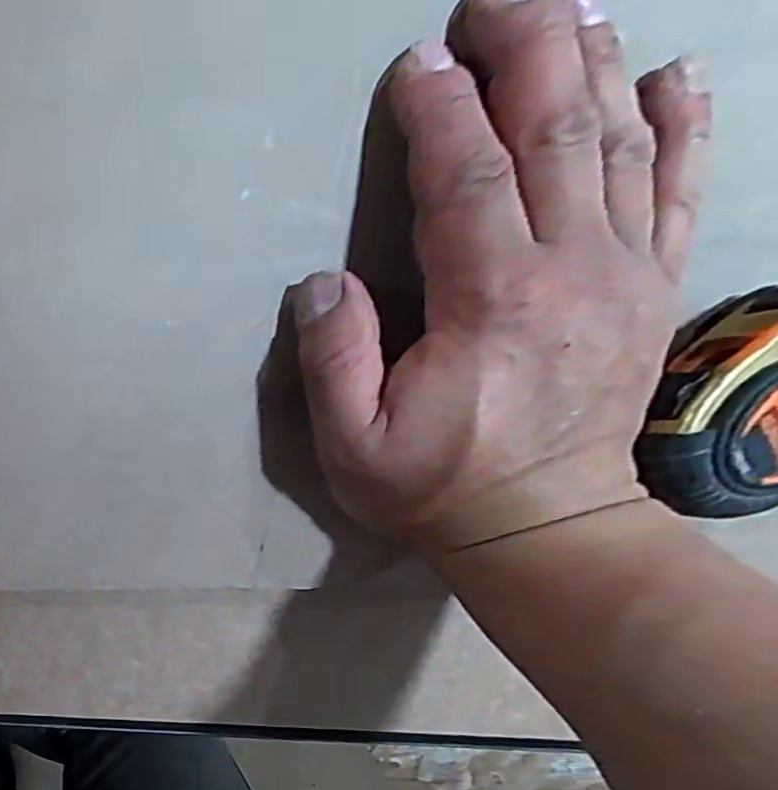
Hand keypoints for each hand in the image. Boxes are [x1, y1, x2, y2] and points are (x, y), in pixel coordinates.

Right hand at [290, 0, 710, 551]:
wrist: (541, 522)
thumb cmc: (428, 484)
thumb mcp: (350, 440)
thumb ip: (333, 359)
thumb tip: (322, 282)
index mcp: (493, 303)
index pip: (465, 183)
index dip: (438, 117)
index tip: (415, 67)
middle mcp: (574, 267)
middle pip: (558, 136)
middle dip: (528, 56)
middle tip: (499, 1)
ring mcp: (626, 269)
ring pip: (622, 142)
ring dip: (594, 67)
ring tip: (568, 13)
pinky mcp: (650, 283)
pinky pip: (678, 183)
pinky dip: (682, 120)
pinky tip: (671, 74)